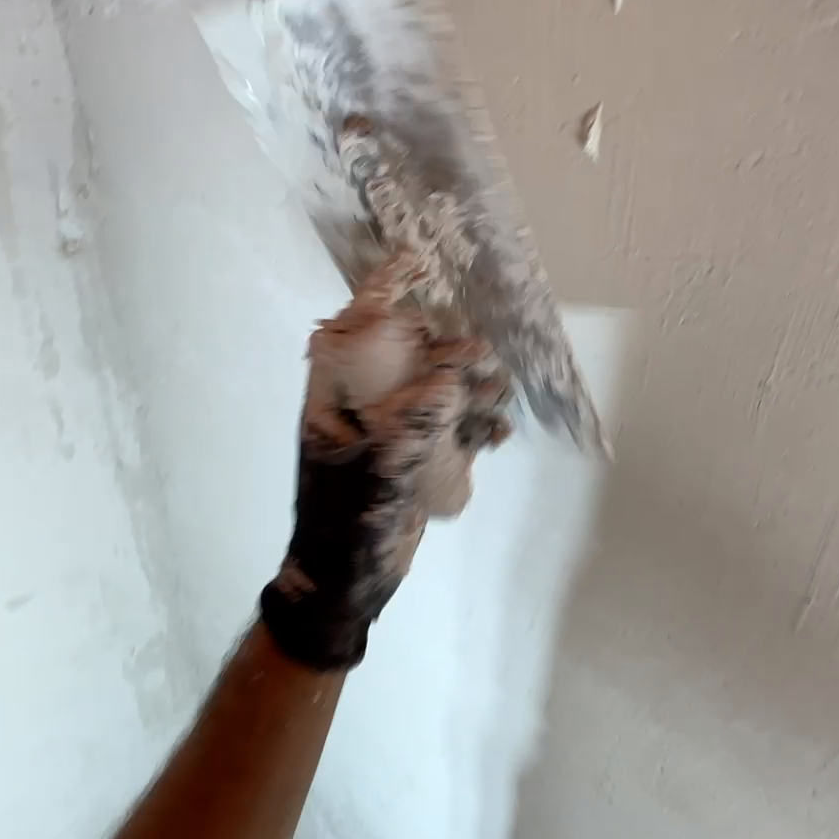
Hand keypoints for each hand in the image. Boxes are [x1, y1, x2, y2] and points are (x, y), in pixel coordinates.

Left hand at [259, 253, 510, 670]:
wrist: (347, 579)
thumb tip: (453, 379)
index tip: (416, 259)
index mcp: (339, 393)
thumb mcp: (377, 470)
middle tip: (483, 357)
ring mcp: (400, 426)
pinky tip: (499, 433)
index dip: (383, 289)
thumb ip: (414, 422)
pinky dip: (482, 423)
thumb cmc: (345, 522)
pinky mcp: (425, 452)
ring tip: (498, 400)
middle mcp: (371, 401)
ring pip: (443, 387)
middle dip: (451, 350)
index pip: (357, 326)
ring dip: (475, 387)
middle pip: (413, 352)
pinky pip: (458, 424)